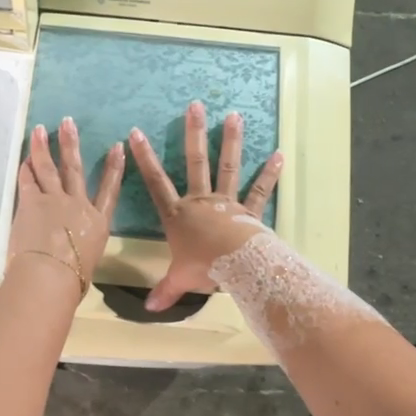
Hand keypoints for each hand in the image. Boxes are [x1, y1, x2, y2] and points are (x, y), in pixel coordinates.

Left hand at [8, 118, 123, 294]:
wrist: (49, 277)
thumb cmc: (71, 281)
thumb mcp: (87, 263)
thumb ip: (82, 250)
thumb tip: (72, 252)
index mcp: (97, 223)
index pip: (110, 190)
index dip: (114, 168)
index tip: (117, 147)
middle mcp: (78, 205)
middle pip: (75, 169)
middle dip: (71, 144)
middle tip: (68, 123)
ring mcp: (54, 201)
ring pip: (49, 168)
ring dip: (43, 147)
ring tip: (40, 129)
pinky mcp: (32, 203)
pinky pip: (29, 180)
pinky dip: (26, 169)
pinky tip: (25, 159)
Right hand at [128, 101, 284, 311]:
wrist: (236, 266)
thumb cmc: (204, 268)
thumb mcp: (179, 279)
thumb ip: (165, 291)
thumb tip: (148, 309)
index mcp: (178, 214)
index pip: (156, 182)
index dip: (144, 158)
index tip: (136, 133)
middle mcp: (200, 201)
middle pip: (195, 162)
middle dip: (194, 133)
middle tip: (195, 105)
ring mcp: (226, 201)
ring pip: (227, 166)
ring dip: (231, 140)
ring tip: (235, 115)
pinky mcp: (249, 210)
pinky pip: (260, 190)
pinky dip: (270, 173)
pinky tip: (279, 154)